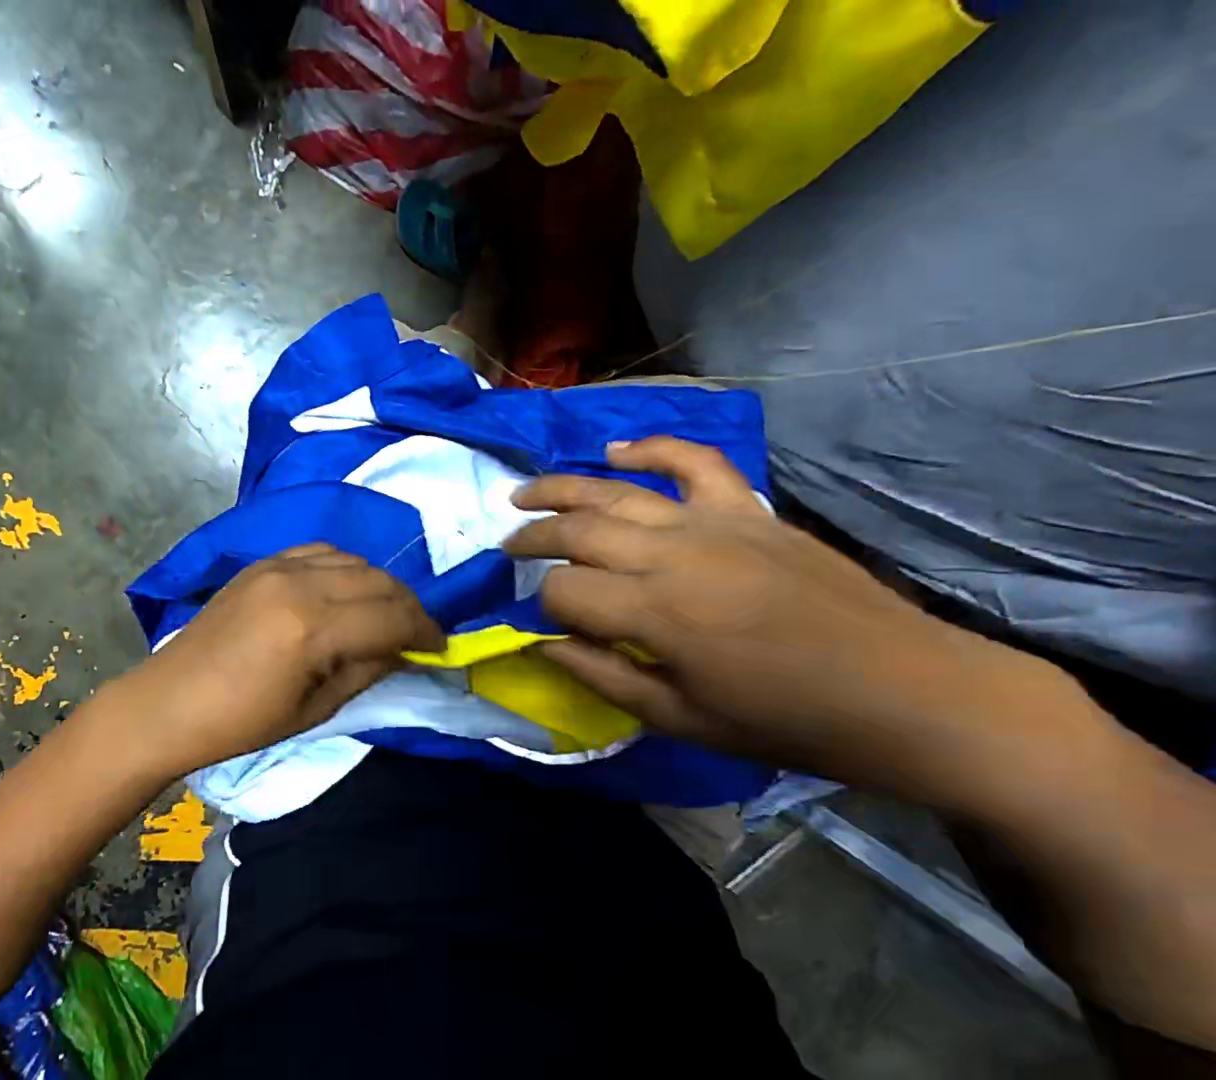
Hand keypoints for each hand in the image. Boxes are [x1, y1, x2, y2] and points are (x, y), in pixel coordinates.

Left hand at [106, 544, 443, 777]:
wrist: (170, 701)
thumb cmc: (241, 722)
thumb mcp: (315, 708)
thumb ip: (367, 670)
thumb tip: (405, 650)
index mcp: (312, 628)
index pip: (392, 615)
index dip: (426, 631)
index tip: (440, 648)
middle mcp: (298, 583)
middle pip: (378, 580)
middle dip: (409, 606)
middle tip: (418, 633)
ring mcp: (276, 567)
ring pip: (352, 560)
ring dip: (379, 584)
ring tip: (385, 613)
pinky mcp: (260, 563)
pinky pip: (318, 552)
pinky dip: (344, 567)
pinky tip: (346, 589)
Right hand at [502, 437, 1102, 802]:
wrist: (907, 694)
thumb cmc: (784, 720)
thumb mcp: (679, 719)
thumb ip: (600, 676)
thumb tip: (543, 643)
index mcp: (654, 612)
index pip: (563, 589)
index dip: (545, 605)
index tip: (550, 623)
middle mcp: (673, 555)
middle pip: (577, 528)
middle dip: (531, 536)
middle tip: (507, 547)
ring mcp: (713, 524)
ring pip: (615, 489)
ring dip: (560, 487)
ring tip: (523, 493)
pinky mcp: (748, 512)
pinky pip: (694, 463)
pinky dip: (651, 450)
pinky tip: (616, 451)